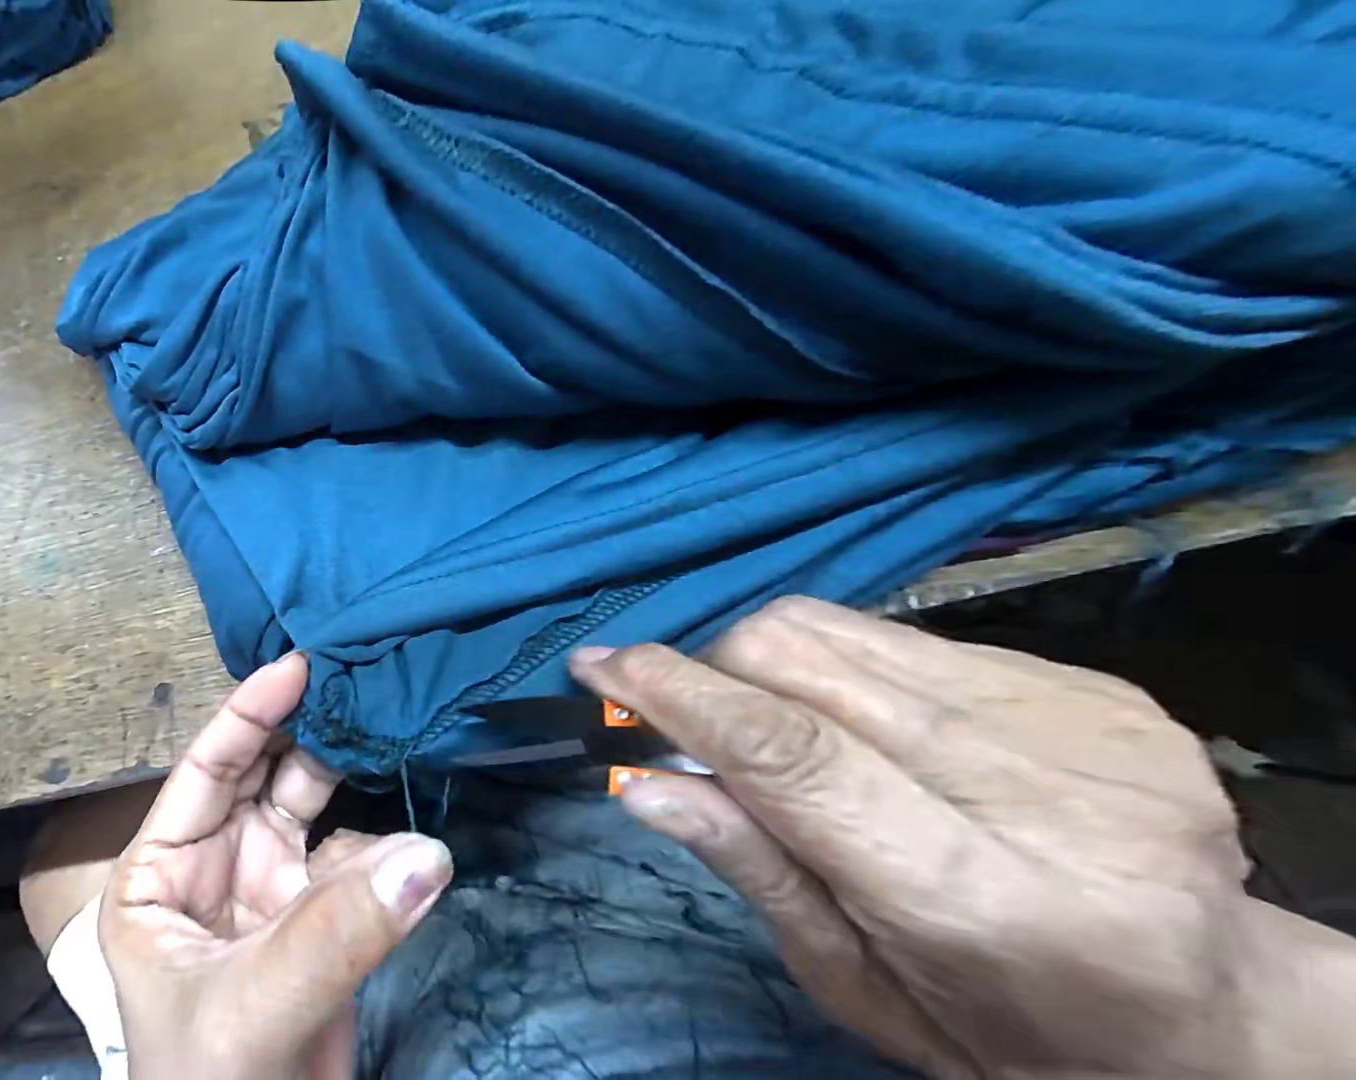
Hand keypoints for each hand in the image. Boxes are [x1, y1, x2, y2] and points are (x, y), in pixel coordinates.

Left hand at [100, 652, 454, 1079]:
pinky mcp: (318, 909)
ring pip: (312, 802)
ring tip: (394, 724)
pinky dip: (386, 846)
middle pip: (264, 770)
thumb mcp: (251, 1010)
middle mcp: (215, 860)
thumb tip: (428, 854)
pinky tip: (414, 847)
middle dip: (305, 723)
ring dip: (351, 770)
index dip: (248, 712)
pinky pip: (356, 855)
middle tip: (357, 674)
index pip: (206, 769)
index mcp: (161, 870)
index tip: (298, 665)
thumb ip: (335, 934)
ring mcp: (269, 882)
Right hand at [570, 596, 1252, 1079]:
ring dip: (758, 660)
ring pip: (830, 627)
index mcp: (991, 904)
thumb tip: (643, 781)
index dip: (678, 694)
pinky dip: (827, 662)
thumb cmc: (1003, 1032)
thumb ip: (750, 867)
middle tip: (684, 718)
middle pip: (798, 661)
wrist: (1217, 1019)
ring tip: (770, 718)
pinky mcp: (1086, 682)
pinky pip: (885, 631)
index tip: (597, 666)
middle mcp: (1049, 791)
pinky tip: (854, 716)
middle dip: (708, 674)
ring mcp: (1079, 720)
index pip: (791, 753)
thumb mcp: (853, 984)